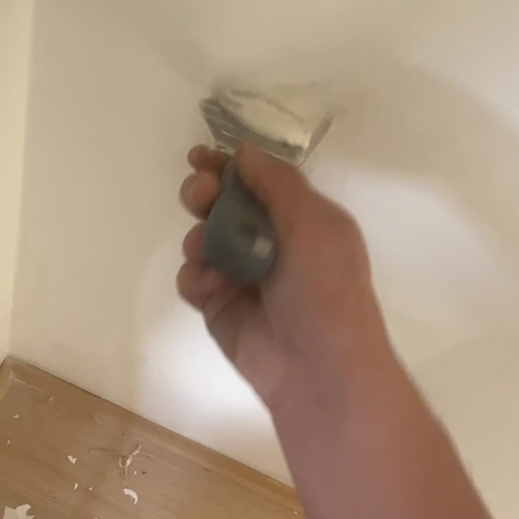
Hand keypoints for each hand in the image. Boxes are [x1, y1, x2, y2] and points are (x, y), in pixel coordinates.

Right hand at [176, 143, 393, 413]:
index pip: (257, 181)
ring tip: (206, 249)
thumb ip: (277, 184)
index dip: (228, 166)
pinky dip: (195, 276)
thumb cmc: (326, 290)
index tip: (200, 156)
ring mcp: (238, 275)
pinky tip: (209, 287)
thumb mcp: (314, 224)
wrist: (317, 366)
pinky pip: (191, 278)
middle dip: (204, 194)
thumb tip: (243, 151)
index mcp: (299, 218)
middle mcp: (267, 242)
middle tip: (198, 194)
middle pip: (222, 205)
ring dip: (199, 237)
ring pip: (201, 239)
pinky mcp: (215, 305)